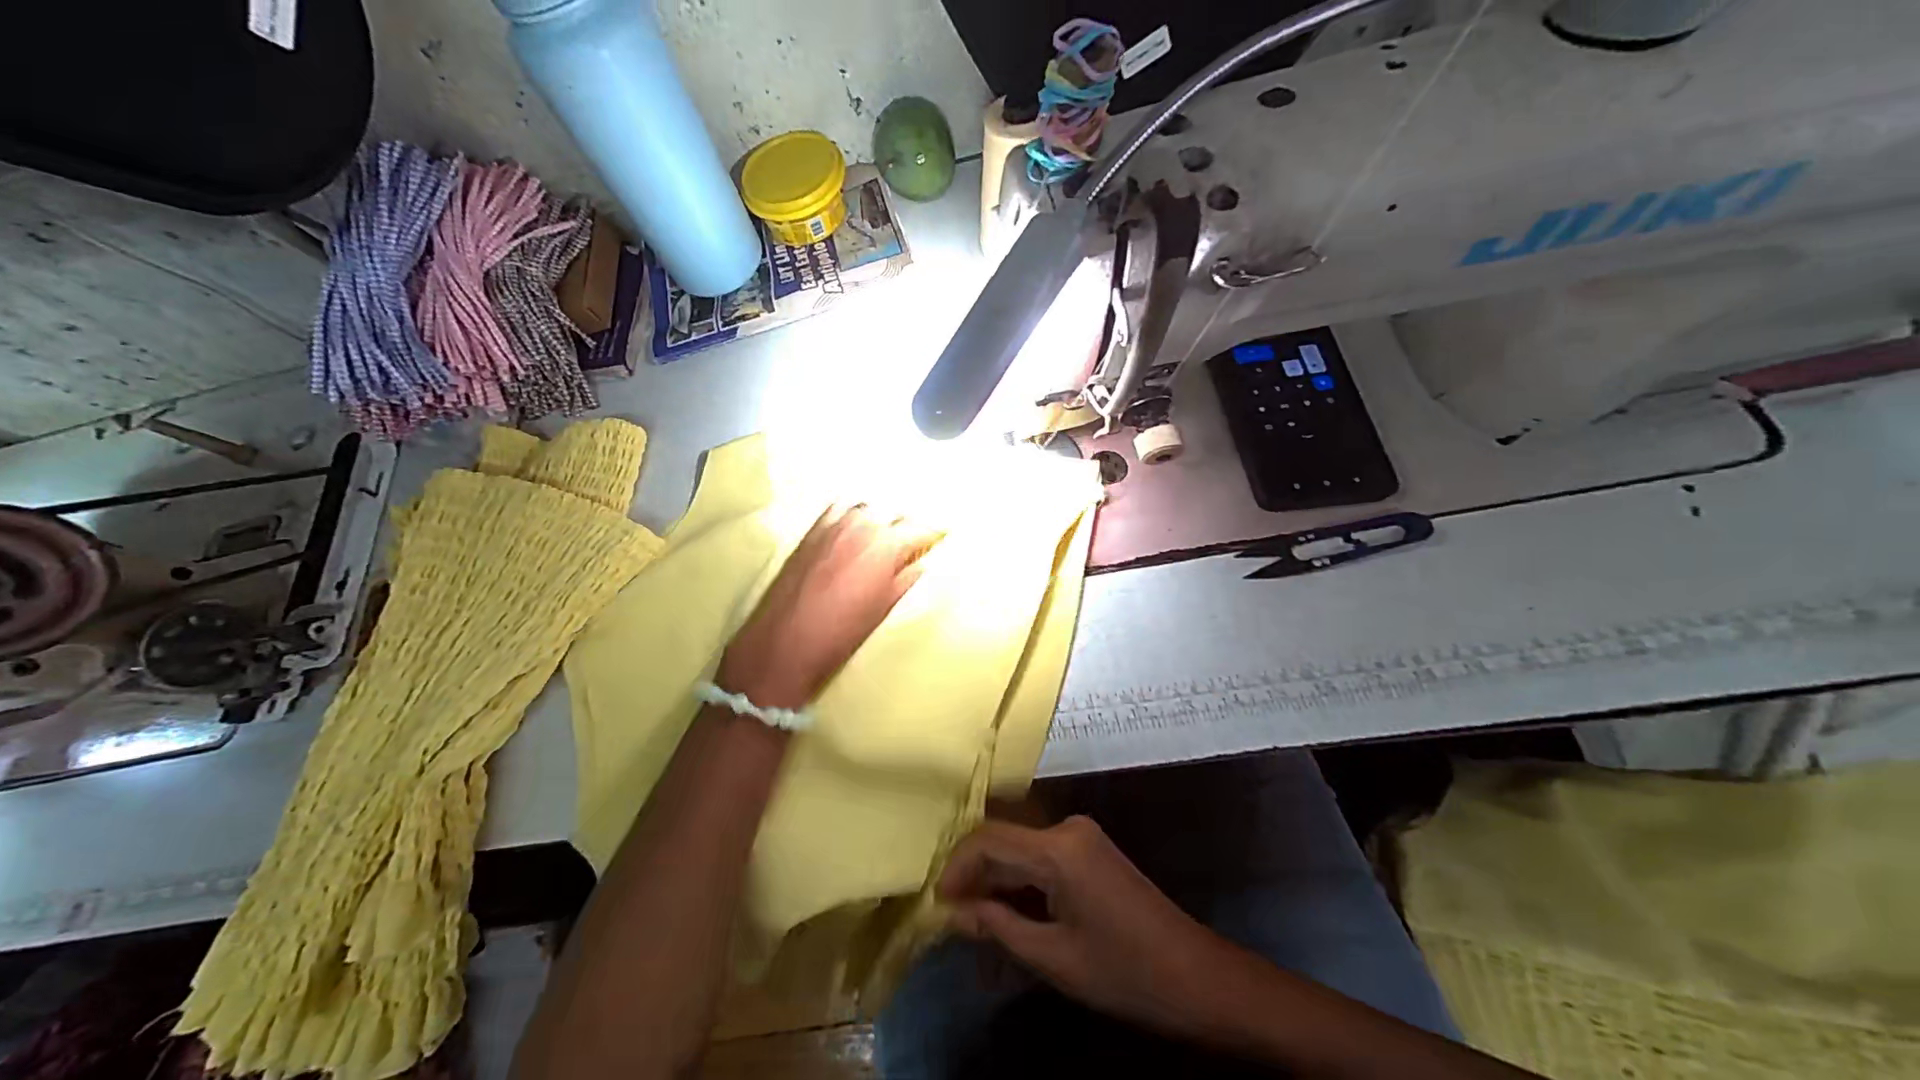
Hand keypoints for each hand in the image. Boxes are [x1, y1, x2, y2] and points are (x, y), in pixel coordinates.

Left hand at [715, 504, 939, 710]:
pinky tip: (852, 533)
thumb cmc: (841, 633)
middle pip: (894, 514)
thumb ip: (905, 579)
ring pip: (866, 509)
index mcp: (886, 544)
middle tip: (913, 545)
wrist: (785, 643)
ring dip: (878, 520)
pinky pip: (838, 511)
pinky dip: (851, 517)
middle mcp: (862, 526)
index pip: (921, 528)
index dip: (933, 535)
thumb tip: (919, 563)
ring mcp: (833, 525)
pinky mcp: (810, 532)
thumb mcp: (883, 608)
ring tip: (883, 539)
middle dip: (906, 528)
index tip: (939, 541)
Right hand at [940, 817, 1244, 1035]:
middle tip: (950, 918)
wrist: (1196, 976)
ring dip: (996, 883)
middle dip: (974, 878)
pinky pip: (1043, 859)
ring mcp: (1083, 837)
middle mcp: (1068, 829)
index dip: (957, 868)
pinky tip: (1007, 914)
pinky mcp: (1091, 851)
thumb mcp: (1053, 957)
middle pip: (1005, 842)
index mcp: (1059, 849)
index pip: (989, 840)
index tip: (937, 903)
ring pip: (1022, 851)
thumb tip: (952, 913)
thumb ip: (997, 927)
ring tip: (973, 922)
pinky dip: (1021, 884)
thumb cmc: (1123, 971)